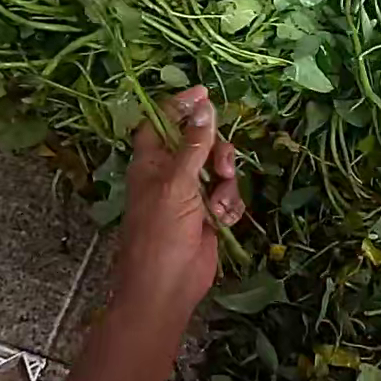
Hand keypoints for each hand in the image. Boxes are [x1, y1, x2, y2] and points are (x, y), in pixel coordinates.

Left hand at [117, 85, 243, 314]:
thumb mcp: (177, 184)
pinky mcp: (209, 214)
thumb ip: (194, 145)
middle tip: (222, 167)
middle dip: (217, 152)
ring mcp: (191, 194)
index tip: (205, 93)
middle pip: (201, 143)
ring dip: (225, 185)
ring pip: (219, 169)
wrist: (168, 287)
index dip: (181, 106)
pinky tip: (222, 221)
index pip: (163, 121)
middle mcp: (171, 173)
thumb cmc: (161, 233)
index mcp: (151, 162)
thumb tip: (205, 108)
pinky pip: (228, 195)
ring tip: (219, 206)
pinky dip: (229, 205)